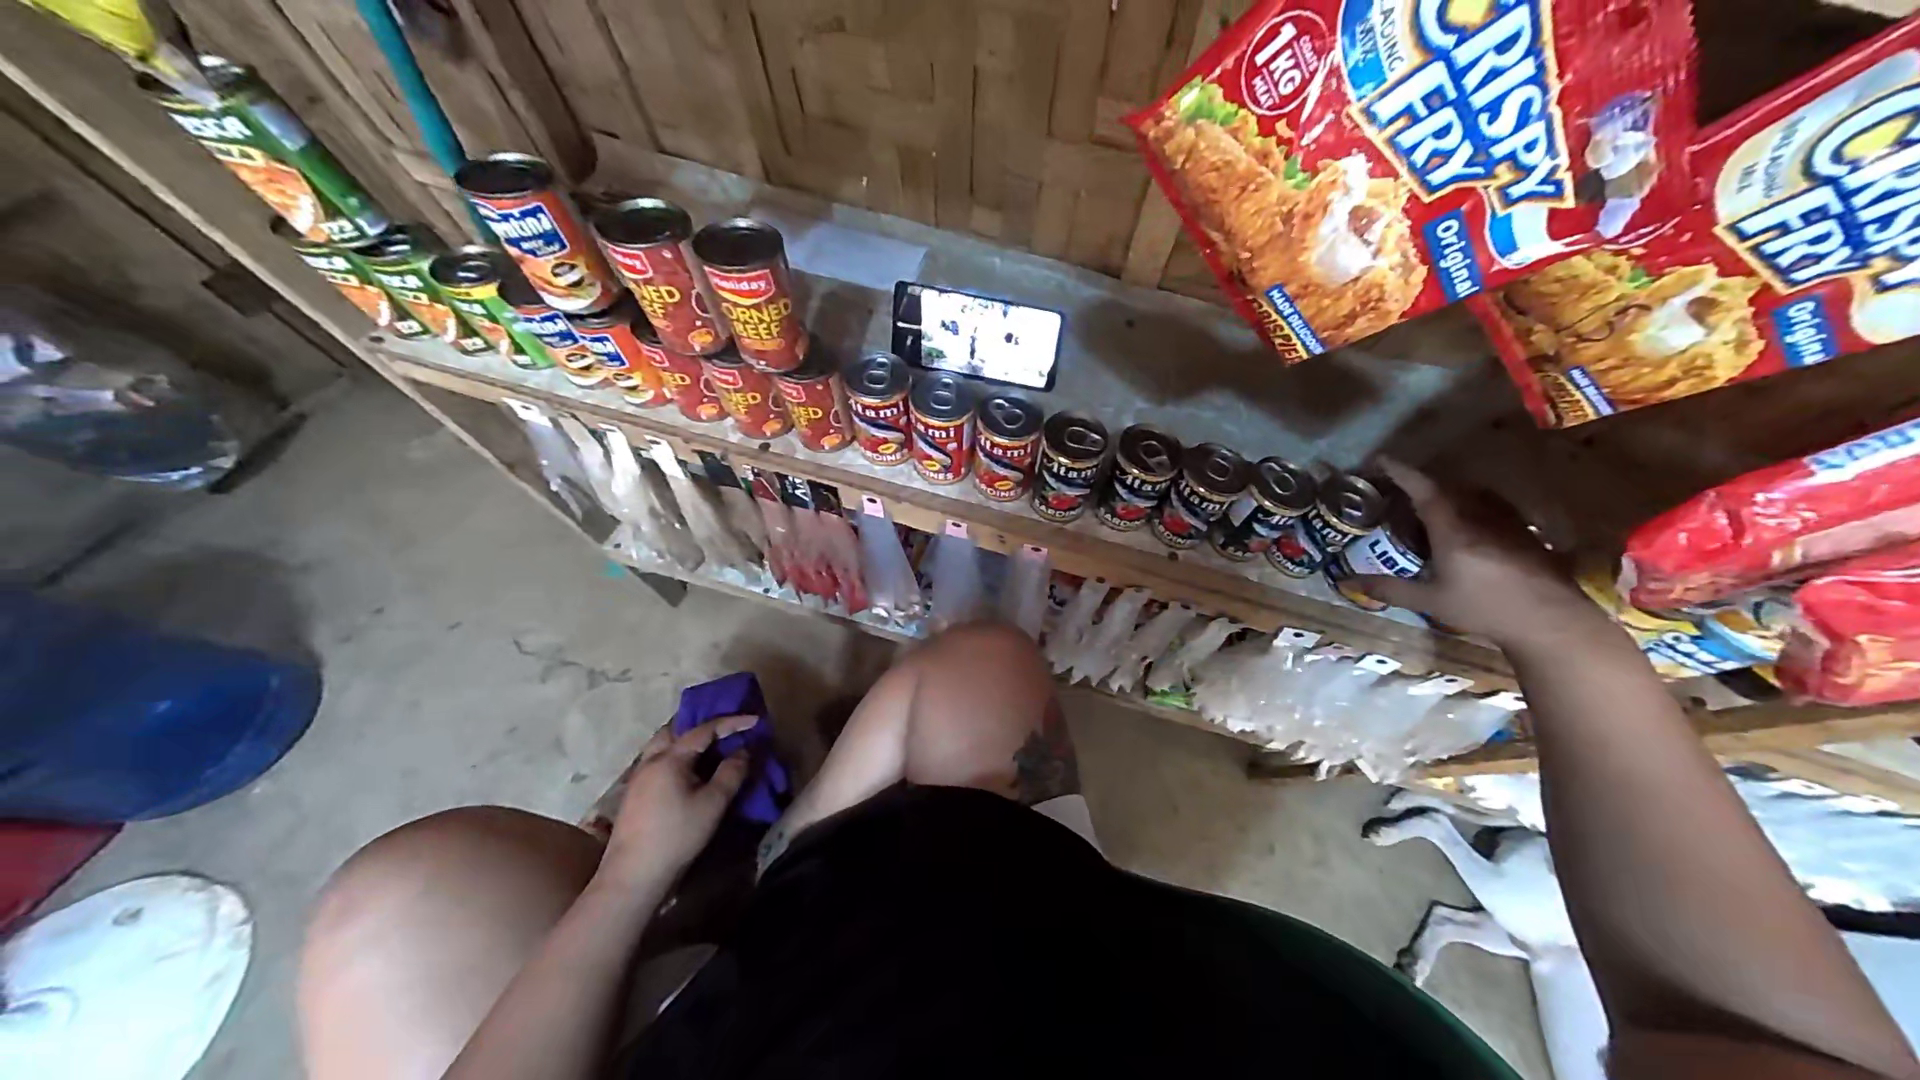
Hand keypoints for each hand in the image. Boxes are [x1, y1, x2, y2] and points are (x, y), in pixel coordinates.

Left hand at [600, 714, 754, 887]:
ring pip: (663, 745)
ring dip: (685, 741)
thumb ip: (731, 773)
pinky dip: (676, 756)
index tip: (754, 720)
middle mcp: (650, 760)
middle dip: (700, 725)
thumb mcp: (713, 804)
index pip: (704, 730)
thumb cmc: (677, 835)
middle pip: (675, 730)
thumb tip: (742, 751)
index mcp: (670, 758)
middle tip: (723, 730)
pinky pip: (657, 761)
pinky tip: (687, 771)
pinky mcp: (634, 794)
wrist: (633, 875)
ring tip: (707, 749)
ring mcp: (638, 777)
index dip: (731, 722)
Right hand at [1352, 461, 1606, 650]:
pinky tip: (1464, 523)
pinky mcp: (1523, 532)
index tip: (1380, 461)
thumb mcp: (1430, 601)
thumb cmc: (1484, 609)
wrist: (1551, 622)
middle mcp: (1480, 518)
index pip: (1424, 490)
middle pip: (1447, 487)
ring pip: (1471, 495)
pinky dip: (1468, 505)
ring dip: (1446, 492)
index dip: (1402, 472)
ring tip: (1427, 504)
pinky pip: (1489, 507)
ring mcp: (1506, 523)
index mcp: (1453, 530)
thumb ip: (1388, 588)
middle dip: (1420, 483)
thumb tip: (1347, 581)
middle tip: (1397, 488)